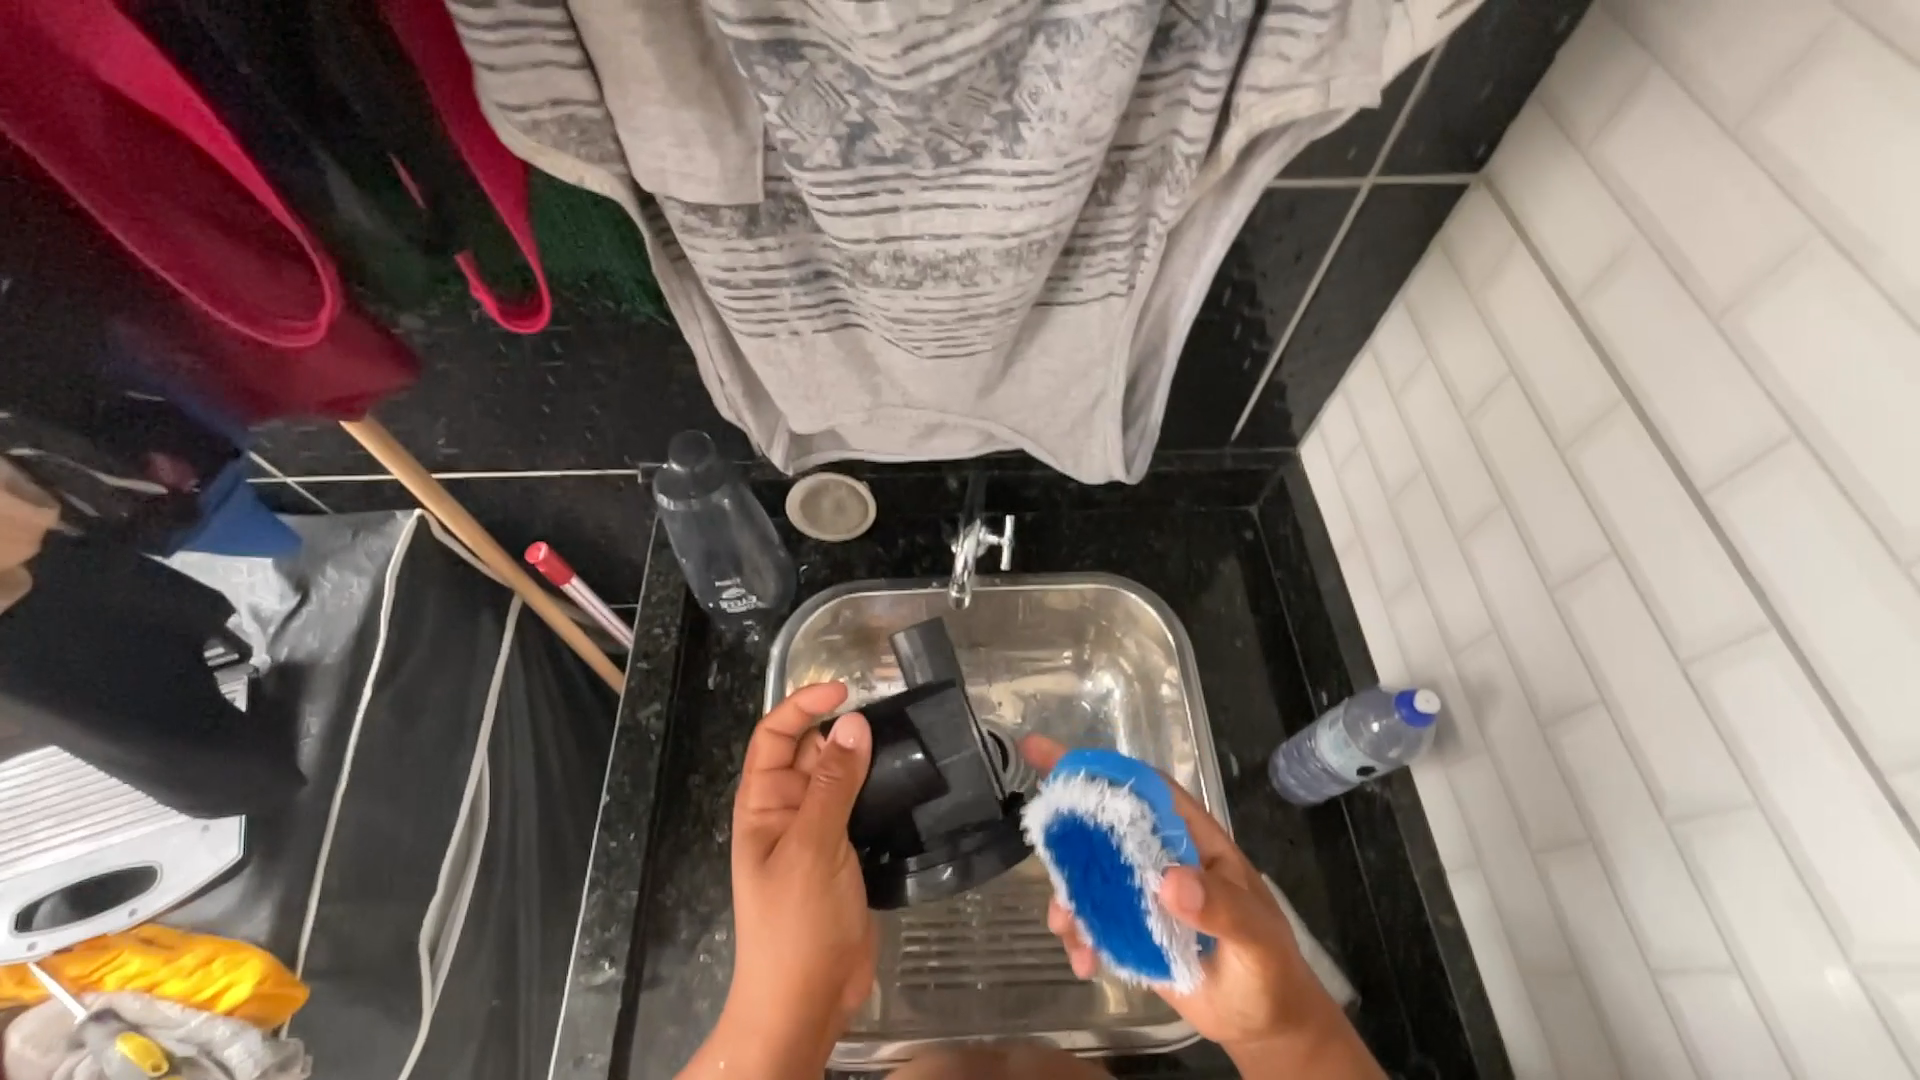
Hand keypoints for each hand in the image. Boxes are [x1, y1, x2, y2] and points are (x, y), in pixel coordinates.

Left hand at [685, 683, 875, 1079]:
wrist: (806, 999)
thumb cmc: (796, 922)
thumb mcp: (812, 847)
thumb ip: (834, 785)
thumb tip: (853, 724)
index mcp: (762, 804)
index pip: (775, 737)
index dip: (802, 707)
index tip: (844, 691)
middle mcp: (787, 811)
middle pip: (811, 752)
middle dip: (841, 730)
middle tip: (890, 717)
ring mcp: (817, 833)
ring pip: (840, 778)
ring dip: (865, 759)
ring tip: (906, 741)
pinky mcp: (846, 853)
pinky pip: (860, 808)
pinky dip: (879, 790)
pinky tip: (908, 782)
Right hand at [1023, 736, 1380, 1077]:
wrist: (1264, 1022)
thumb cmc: (1270, 968)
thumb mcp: (1255, 936)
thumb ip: (1221, 907)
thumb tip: (1170, 880)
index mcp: (1190, 839)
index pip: (1142, 788)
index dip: (1099, 766)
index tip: (1050, 752)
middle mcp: (1158, 857)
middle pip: (1102, 822)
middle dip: (1062, 817)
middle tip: (1027, 815)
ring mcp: (1139, 893)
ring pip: (1087, 875)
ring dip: (1066, 896)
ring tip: (1066, 929)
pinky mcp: (1126, 930)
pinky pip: (1089, 921)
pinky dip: (1077, 937)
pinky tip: (1085, 963)